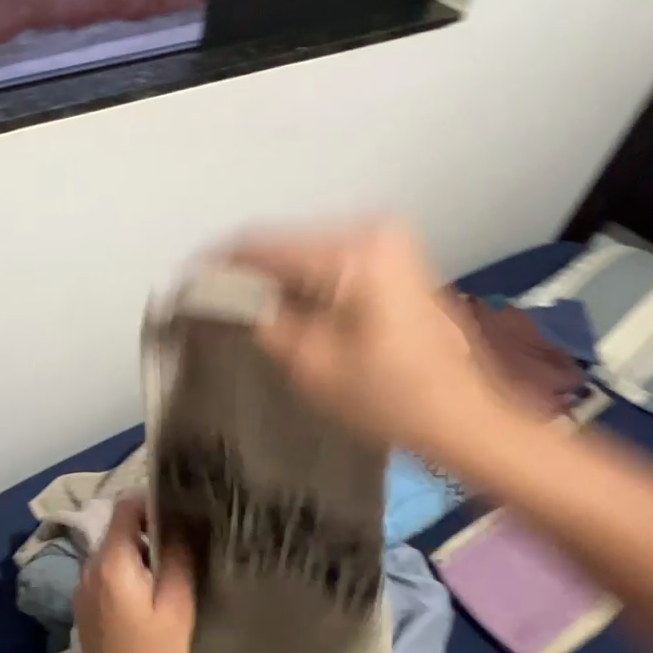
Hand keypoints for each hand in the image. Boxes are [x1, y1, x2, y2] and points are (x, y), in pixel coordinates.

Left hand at [73, 496, 195, 652]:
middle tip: (182, 550)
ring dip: (139, 556)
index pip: (124, 507)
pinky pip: (106, 575)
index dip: (151, 503)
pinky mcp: (84, 606)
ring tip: (169, 577)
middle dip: (149, 533)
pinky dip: (127, 575)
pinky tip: (148, 600)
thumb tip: (181, 523)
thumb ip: (177, 559)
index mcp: (111, 562)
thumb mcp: (177, 607)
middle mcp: (89, 567)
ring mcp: (82, 587)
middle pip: (118, 530)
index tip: (179, 516)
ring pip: (113, 553)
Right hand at [229, 222, 507, 454]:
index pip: (261, 244)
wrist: (468, 421)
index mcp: (351, 250)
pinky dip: (303, 286)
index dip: (216, 266)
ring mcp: (388, 244)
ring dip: (273, 282)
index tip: (184, 288)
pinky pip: (330, 263)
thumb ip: (259, 319)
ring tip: (243, 316)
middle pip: (284, 244)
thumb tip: (220, 295)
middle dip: (246, 275)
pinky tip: (287, 316)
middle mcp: (371, 231)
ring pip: (305, 254)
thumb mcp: (311, 363)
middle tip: (212, 309)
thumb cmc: (391, 398)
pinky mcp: (395, 263)